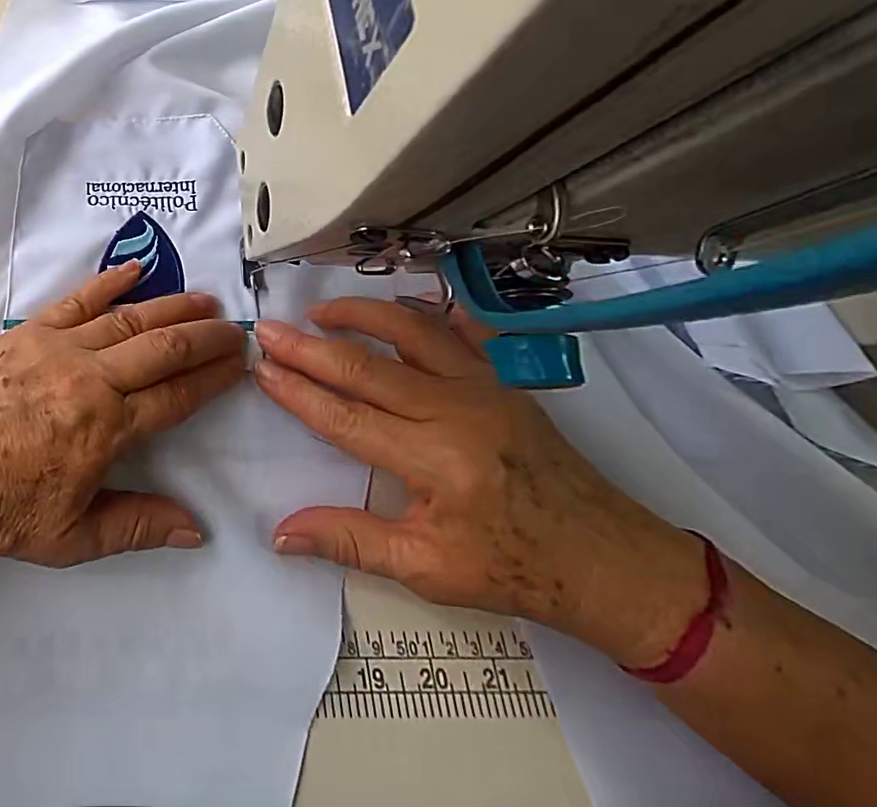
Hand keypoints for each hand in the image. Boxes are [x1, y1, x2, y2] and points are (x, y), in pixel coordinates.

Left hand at [0, 261, 245, 573]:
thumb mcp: (69, 538)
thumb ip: (137, 527)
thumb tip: (198, 527)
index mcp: (105, 431)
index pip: (177, 396)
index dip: (214, 380)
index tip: (240, 366)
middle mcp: (88, 380)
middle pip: (162, 349)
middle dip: (206, 337)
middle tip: (235, 330)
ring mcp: (56, 349)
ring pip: (128, 319)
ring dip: (171, 307)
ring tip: (204, 301)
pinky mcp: (26, 333)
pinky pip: (76, 300)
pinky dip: (108, 283)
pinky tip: (134, 272)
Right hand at [252, 298, 708, 667]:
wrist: (615, 563)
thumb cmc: (514, 568)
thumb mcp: (427, 571)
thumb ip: (349, 541)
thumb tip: (278, 534)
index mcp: (436, 463)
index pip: (346, 417)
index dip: (297, 392)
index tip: (260, 369)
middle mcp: (459, 414)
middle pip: (367, 368)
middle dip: (308, 347)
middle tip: (266, 329)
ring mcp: (487, 390)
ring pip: (413, 334)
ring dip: (361, 315)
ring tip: (318, 310)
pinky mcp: (507, 382)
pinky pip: (465, 332)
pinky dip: (430, 312)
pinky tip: (401, 306)